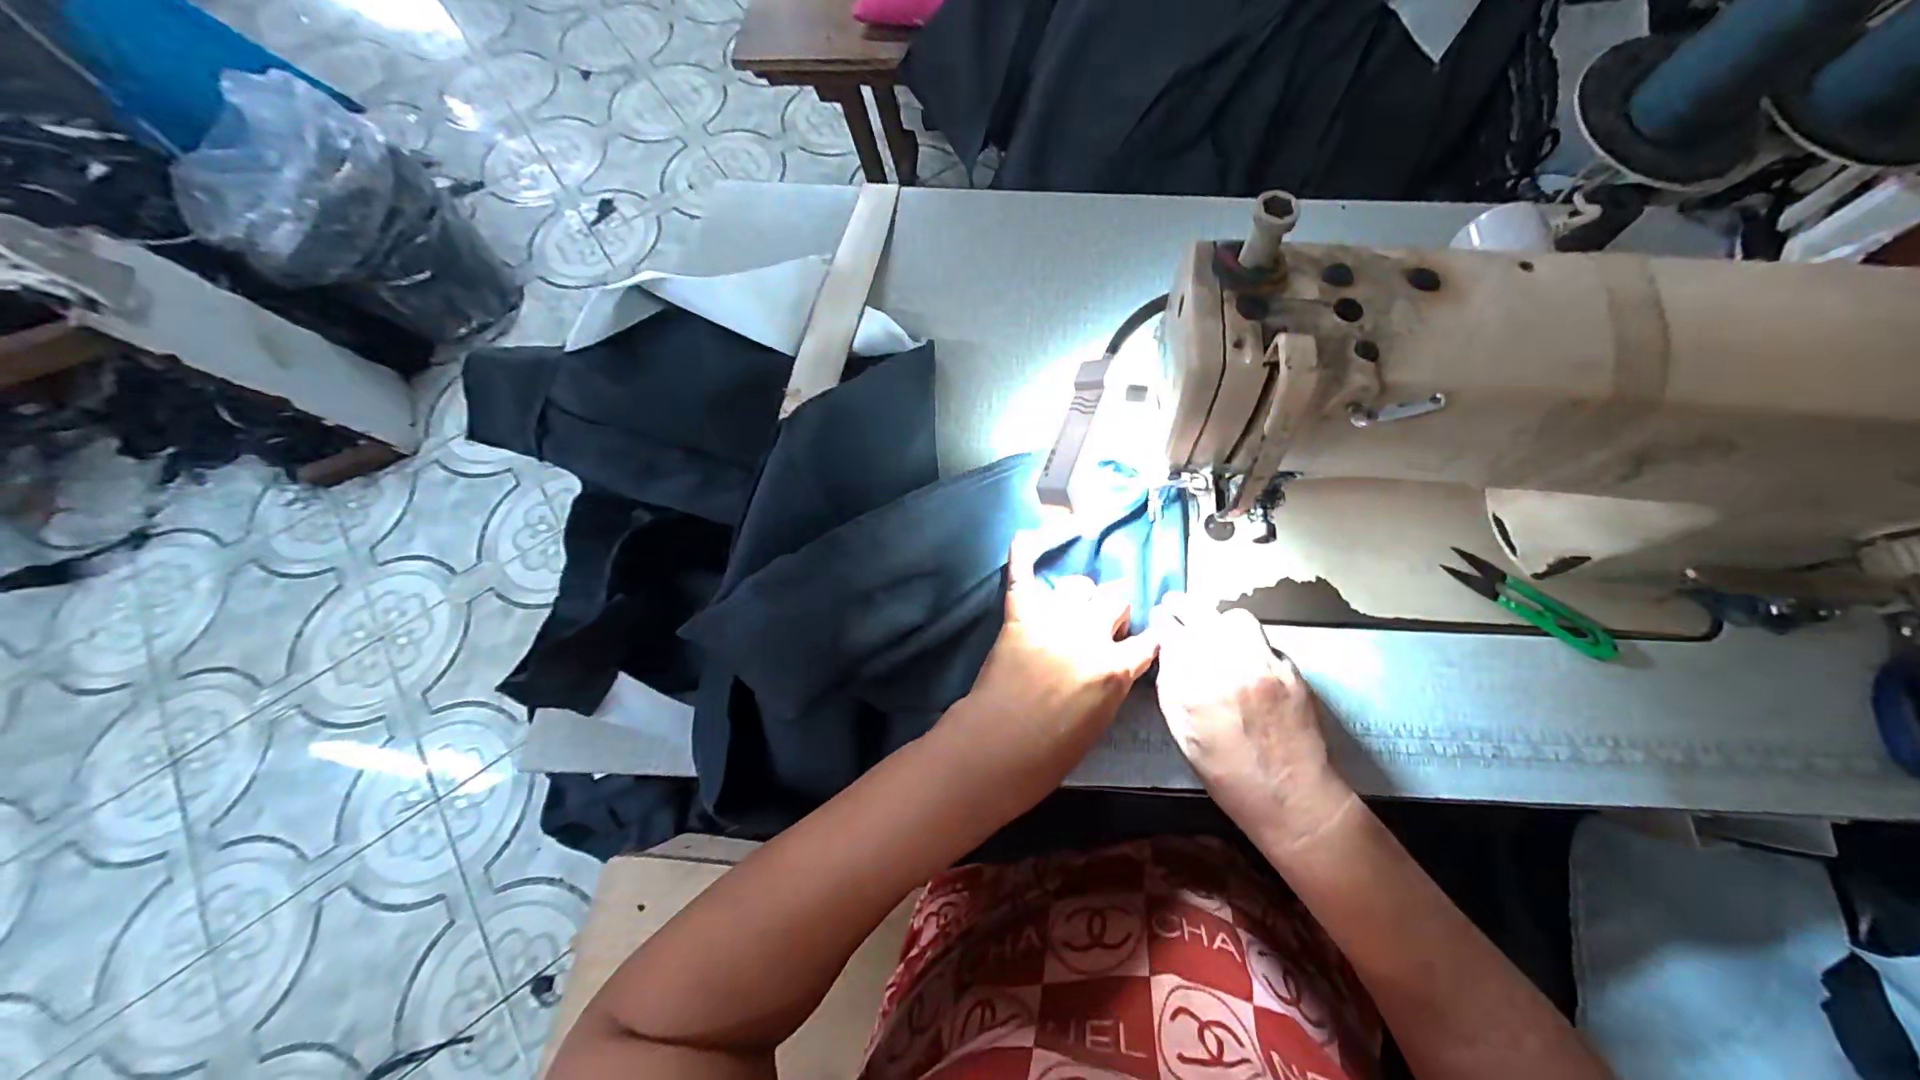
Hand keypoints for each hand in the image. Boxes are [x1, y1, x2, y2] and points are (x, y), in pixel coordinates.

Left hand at [936, 530, 1159, 805]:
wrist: (996, 747)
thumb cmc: (1049, 751)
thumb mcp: (1100, 720)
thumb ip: (1113, 681)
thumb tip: (1115, 661)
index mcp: (1116, 668)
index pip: (1148, 639)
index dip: (1145, 639)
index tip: (1143, 638)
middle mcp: (1090, 635)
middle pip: (1115, 599)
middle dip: (1110, 612)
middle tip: (1096, 629)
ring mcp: (1054, 620)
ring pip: (1080, 585)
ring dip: (1079, 596)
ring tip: (1068, 609)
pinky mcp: (1020, 615)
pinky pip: (1024, 572)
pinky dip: (1025, 553)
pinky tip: (1026, 536)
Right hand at [1152, 595, 1355, 849]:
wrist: (1289, 794)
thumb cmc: (1226, 773)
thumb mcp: (1181, 730)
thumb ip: (1172, 685)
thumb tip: (1169, 653)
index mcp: (1191, 687)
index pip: (1169, 633)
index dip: (1161, 624)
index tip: (1160, 623)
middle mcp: (1225, 666)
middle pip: (1199, 613)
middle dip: (1183, 606)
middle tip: (1176, 606)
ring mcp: (1261, 664)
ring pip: (1234, 619)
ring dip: (1219, 621)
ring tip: (1214, 633)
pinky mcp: (1289, 668)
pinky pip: (1262, 640)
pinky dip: (1247, 643)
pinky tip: (1244, 659)